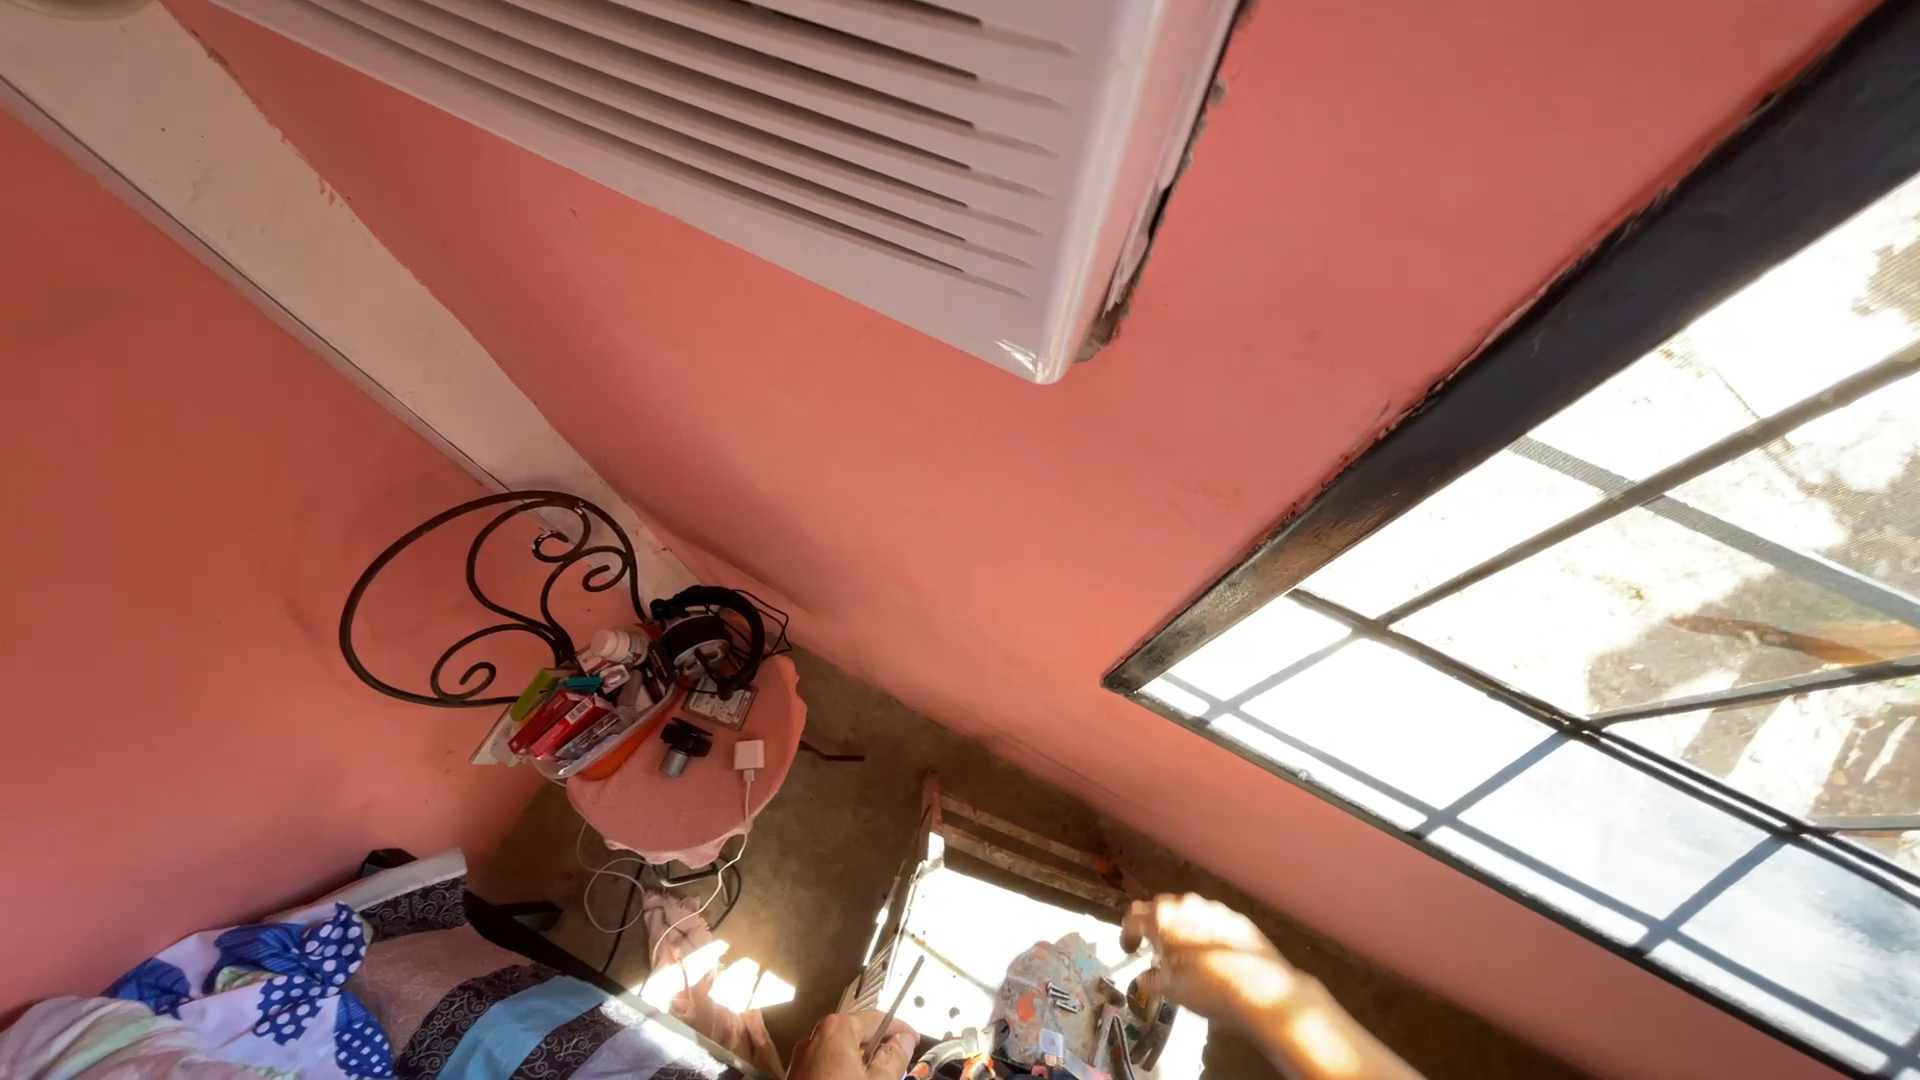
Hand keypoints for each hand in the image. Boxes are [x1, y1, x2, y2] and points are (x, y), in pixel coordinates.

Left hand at [788, 1010, 918, 1079]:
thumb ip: (894, 1057)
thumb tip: (904, 1041)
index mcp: (837, 1029)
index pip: (877, 1019)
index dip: (899, 1029)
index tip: (913, 1039)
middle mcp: (815, 1037)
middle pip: (857, 1035)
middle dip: (879, 1048)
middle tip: (898, 1061)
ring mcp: (802, 1059)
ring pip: (841, 1053)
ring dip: (860, 1063)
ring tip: (877, 1078)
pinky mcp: (796, 1078)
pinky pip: (827, 1067)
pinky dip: (842, 1073)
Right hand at [1121, 893, 1302, 1031]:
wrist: (1263, 990)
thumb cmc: (1208, 988)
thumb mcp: (1173, 991)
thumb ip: (1152, 980)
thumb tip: (1143, 978)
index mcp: (1162, 918)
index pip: (1133, 917)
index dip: (1127, 934)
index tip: (1129, 951)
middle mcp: (1185, 904)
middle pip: (1160, 908)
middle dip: (1154, 926)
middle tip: (1156, 949)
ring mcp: (1213, 908)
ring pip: (1187, 911)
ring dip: (1181, 927)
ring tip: (1186, 952)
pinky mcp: (1237, 918)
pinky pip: (1212, 920)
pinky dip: (1205, 932)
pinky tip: (1214, 954)